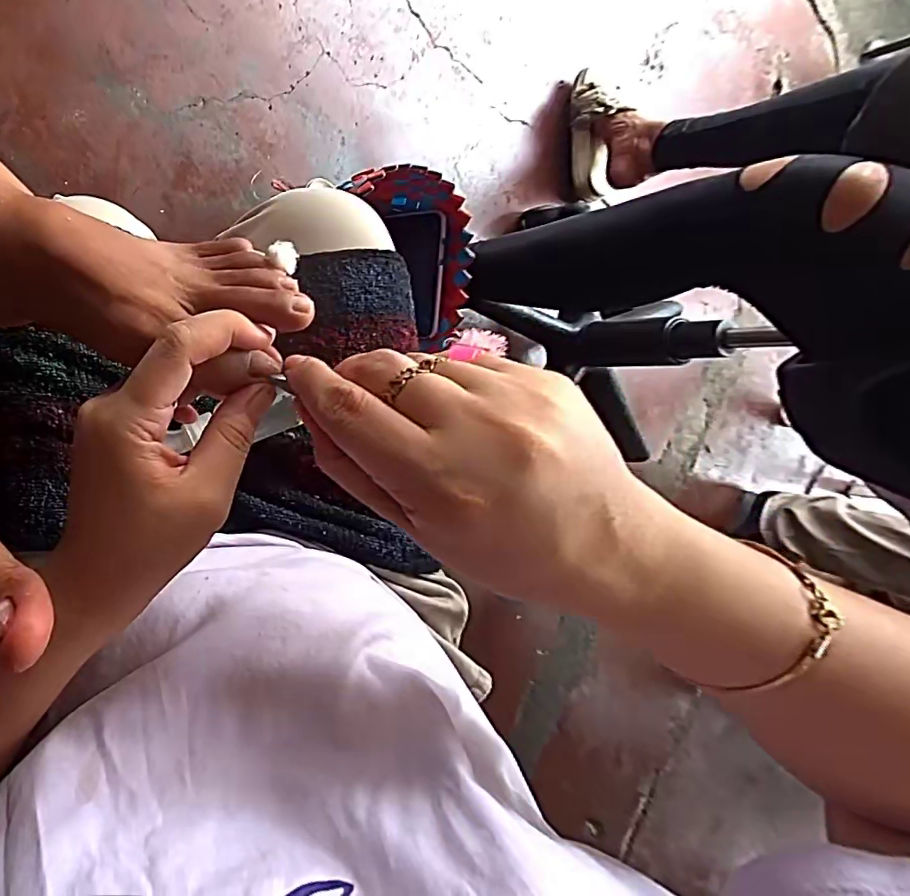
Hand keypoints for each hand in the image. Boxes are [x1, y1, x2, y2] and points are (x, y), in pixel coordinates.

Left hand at [53, 311, 279, 629]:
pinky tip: (220, 400)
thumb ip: (234, 431)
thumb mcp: (206, 494)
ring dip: (210, 371)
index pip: (175, 345)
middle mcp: (105, 404)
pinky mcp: (106, 423)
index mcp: (124, 418)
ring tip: (254, 382)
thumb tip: (261, 384)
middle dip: (225, 352)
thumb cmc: (148, 549)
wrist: (94, 576)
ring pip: (163, 371)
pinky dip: (189, 391)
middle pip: (169, 353)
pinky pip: (153, 393)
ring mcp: (101, 412)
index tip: (266, 341)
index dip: (225, 330)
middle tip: (271, 368)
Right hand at [284, 349, 673, 614]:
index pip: (350, 408)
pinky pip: (460, 360)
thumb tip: (312, 414)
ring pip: (415, 359)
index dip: (312, 383)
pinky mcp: (541, 378)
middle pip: (377, 368)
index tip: (296, 371)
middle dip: (349, 375)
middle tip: (349, 394)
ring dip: (396, 379)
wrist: (614, 546)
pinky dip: (442, 379)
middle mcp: (477, 429)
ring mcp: (515, 398)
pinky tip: (460, 411)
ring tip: (415, 413)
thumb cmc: (505, 551)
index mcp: (438, 477)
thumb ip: (350, 467)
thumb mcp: (411, 527)